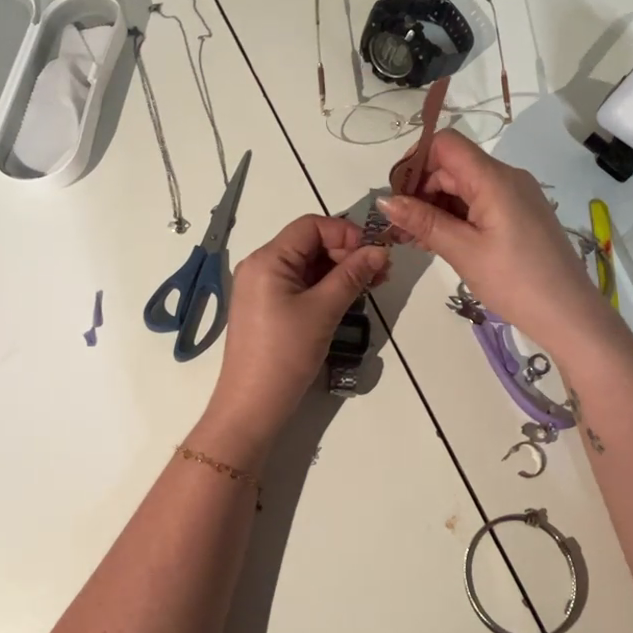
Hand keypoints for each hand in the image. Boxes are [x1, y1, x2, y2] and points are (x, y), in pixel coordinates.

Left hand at [198, 215, 387, 459]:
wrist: (252, 406)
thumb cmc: (285, 354)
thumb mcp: (323, 310)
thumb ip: (352, 275)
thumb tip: (380, 250)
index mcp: (267, 259)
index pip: (311, 226)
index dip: (345, 233)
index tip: (374, 252)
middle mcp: (260, 266)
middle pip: (309, 243)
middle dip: (346, 252)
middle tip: (381, 271)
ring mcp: (262, 288)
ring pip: (307, 264)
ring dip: (339, 269)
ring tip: (373, 284)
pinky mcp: (267, 308)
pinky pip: (300, 284)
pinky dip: (325, 286)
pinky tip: (349, 296)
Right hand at [379, 130, 606, 346]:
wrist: (570, 315)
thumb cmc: (515, 281)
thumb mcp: (463, 251)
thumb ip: (423, 221)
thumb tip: (384, 200)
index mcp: (494, 178)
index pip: (446, 144)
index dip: (416, 160)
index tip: (396, 194)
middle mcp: (508, 178)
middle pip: (453, 166)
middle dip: (421, 190)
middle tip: (400, 229)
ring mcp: (517, 196)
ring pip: (465, 186)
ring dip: (437, 206)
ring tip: (418, 240)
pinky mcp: (521, 215)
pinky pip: (481, 202)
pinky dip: (457, 216)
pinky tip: (443, 242)